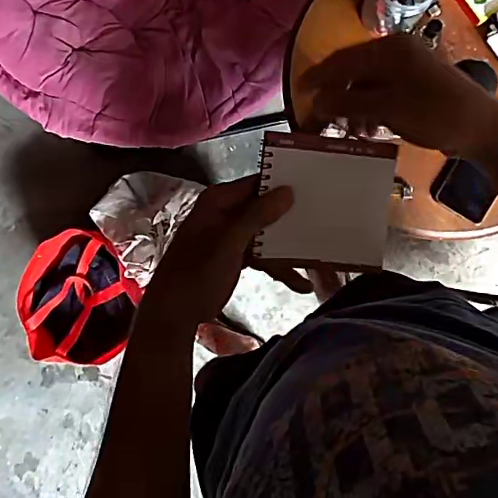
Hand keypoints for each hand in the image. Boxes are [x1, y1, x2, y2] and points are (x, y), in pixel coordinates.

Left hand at [145, 178, 308, 325]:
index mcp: (218, 201)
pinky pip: (261, 255)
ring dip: (287, 247)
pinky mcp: (234, 257)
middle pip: (264, 208)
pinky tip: (300, 283)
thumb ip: (257, 215)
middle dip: (290, 217)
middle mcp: (225, 213)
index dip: (282, 183)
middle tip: (324, 218)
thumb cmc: (196, 273)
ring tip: (317, 255)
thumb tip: (287, 191)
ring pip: (266, 234)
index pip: (256, 183)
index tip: (314, 186)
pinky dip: (278, 266)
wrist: (173, 313)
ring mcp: (230, 236)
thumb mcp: (229, 242)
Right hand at [300, 35, 497, 157]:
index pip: (342, 60)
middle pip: (353, 72)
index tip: (299, 92)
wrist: (481, 129)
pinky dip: (371, 110)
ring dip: (354, 107)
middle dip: (337, 97)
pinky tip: (369, 129)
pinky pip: (382, 93)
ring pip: (367, 85)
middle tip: (322, 121)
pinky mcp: (416, 85)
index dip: (318, 77)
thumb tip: (315, 100)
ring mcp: (408, 68)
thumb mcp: (387, 109)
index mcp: (390, 49)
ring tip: (349, 130)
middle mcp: (397, 51)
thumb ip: (347, 103)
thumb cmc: (436, 113)